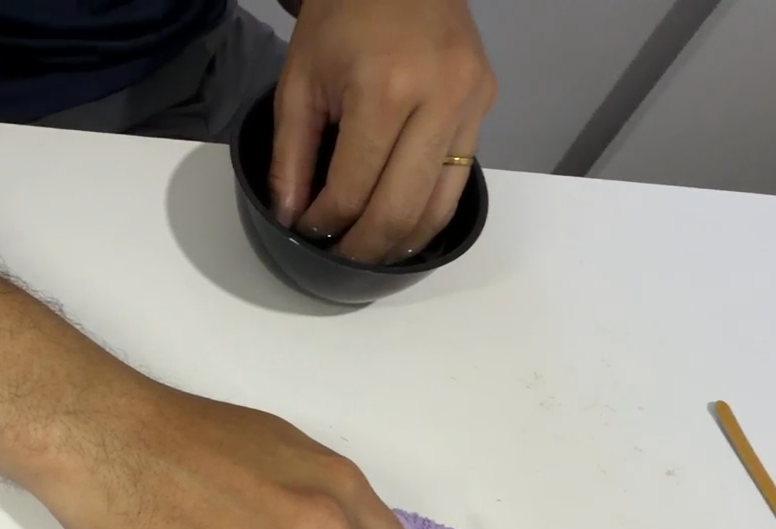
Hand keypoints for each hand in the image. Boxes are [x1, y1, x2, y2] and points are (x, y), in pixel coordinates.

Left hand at [272, 0, 496, 263]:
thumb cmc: (341, 17)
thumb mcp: (298, 83)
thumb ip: (289, 158)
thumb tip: (290, 220)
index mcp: (384, 90)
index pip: (351, 192)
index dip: (323, 225)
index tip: (306, 231)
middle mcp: (438, 100)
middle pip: (398, 211)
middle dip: (362, 249)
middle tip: (338, 258)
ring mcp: (470, 104)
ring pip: (436, 209)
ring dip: (398, 245)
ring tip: (368, 254)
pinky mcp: (486, 106)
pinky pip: (457, 185)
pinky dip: (425, 217)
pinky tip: (399, 228)